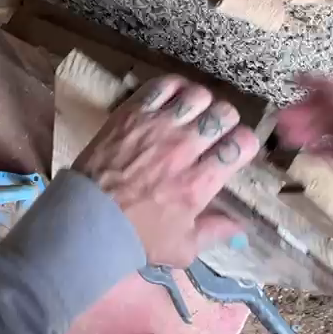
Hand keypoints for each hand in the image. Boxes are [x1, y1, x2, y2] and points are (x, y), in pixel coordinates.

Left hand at [72, 75, 258, 265]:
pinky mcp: (132, 113)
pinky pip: (163, 85)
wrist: (86, 219)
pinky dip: (176, 87)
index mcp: (197, 184)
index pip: (240, 146)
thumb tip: (241, 225)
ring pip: (197, 95)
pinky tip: (176, 97)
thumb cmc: (136, 236)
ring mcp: (156, 127)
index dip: (246, 143)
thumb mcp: (181, 248)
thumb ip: (214, 232)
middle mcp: (182, 150)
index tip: (239, 147)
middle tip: (218, 129)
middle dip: (227, 120)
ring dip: (203, 103)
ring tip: (196, 112)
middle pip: (223, 115)